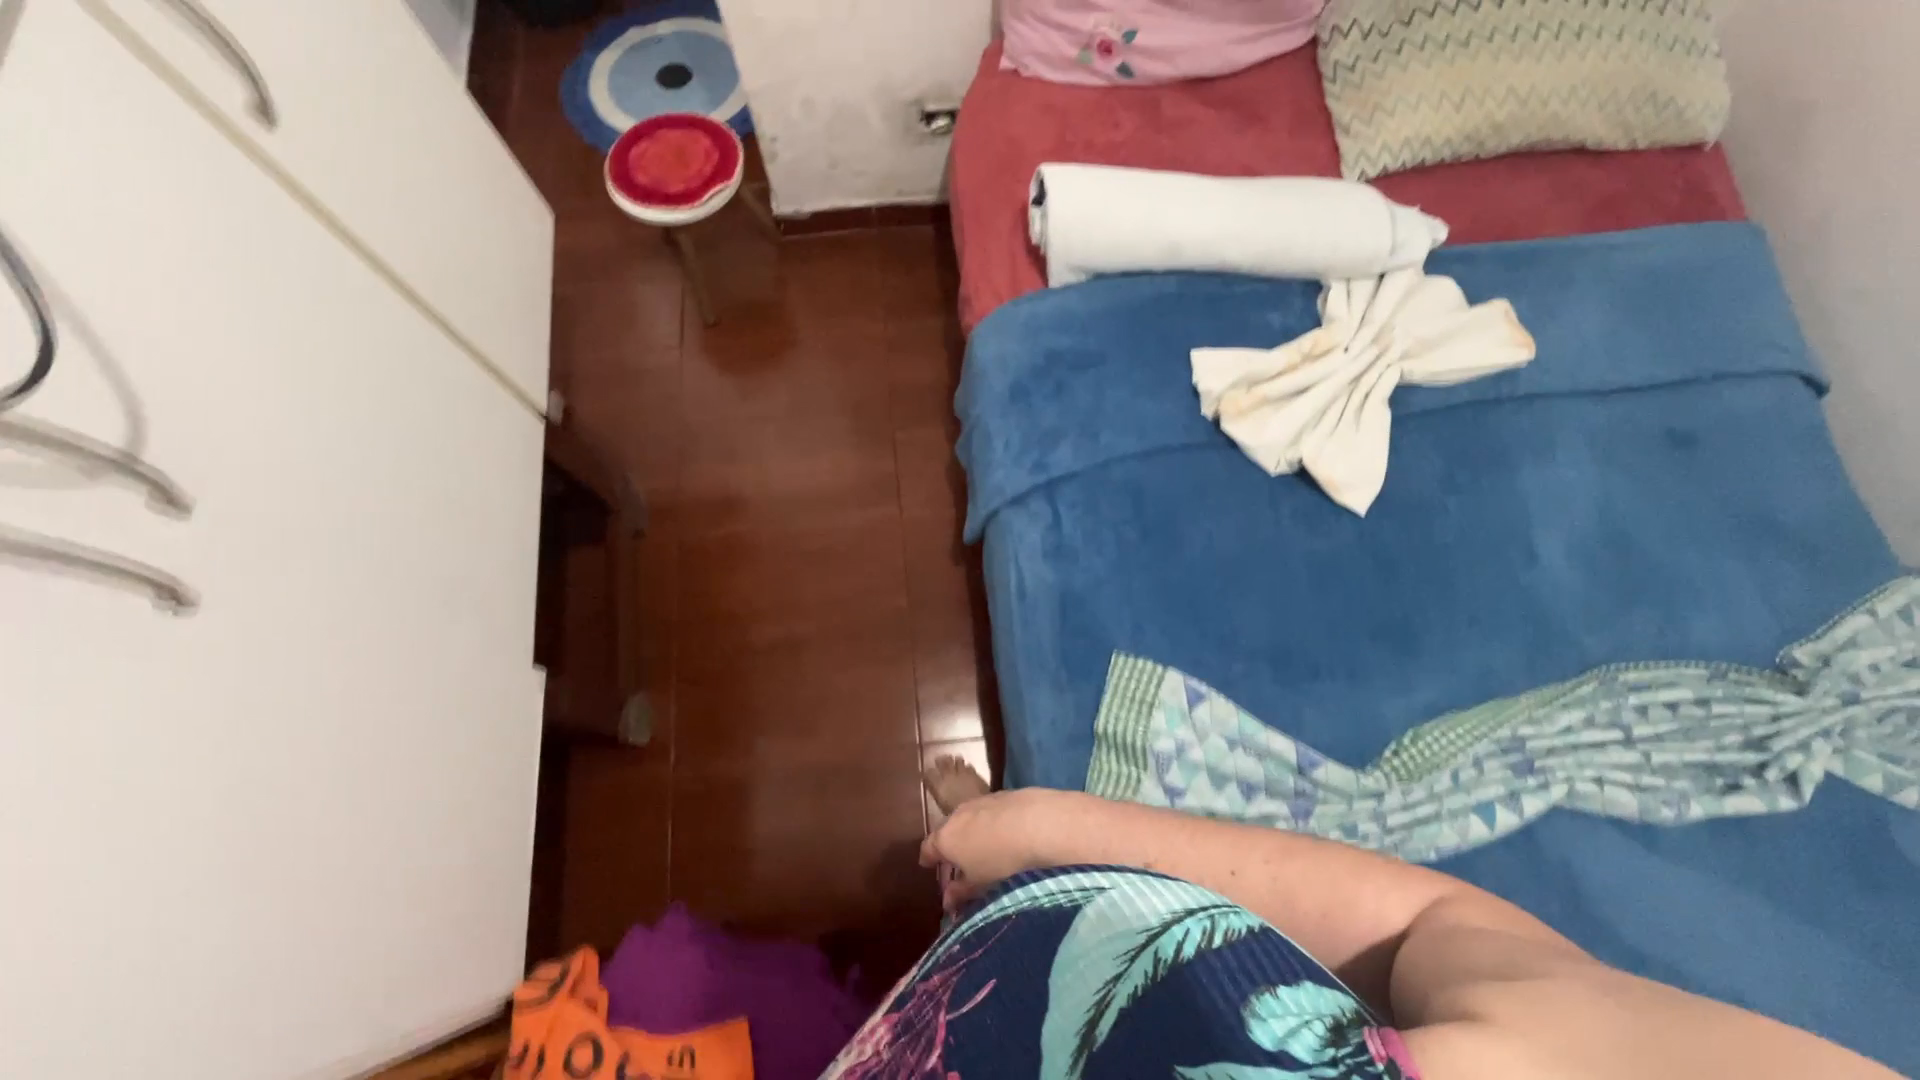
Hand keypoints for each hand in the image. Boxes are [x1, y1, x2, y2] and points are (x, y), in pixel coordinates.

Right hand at [919, 787, 1077, 909]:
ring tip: (986, 849)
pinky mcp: (1004, 794)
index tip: (928, 865)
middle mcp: (958, 814)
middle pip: (948, 831)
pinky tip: (1008, 834)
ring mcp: (981, 801)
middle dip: (952, 845)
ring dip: (973, 832)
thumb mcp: (980, 884)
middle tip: (959, 862)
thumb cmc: (1002, 861)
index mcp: (946, 838)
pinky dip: (993, 823)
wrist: (1040, 823)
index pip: (928, 848)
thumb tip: (947, 902)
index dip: (928, 859)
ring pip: (970, 818)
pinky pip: (991, 812)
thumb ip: (961, 893)